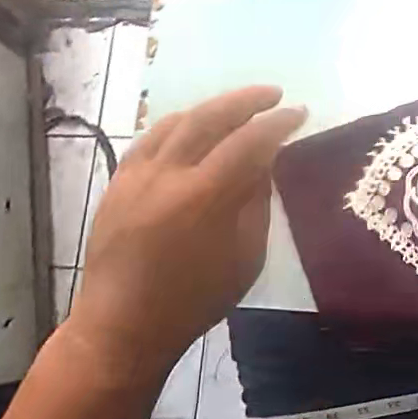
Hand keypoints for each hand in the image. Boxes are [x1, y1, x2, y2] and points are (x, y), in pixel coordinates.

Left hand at [67, 86, 305, 378]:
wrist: (124, 324)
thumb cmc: (196, 300)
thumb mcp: (245, 256)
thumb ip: (256, 202)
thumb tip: (266, 162)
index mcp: (204, 198)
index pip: (249, 142)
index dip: (278, 124)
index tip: (299, 114)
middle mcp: (166, 175)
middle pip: (210, 118)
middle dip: (246, 101)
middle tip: (274, 94)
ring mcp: (136, 175)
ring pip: (177, 122)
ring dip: (212, 108)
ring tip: (238, 108)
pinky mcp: (118, 182)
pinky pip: (152, 138)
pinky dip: (179, 125)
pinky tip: (193, 127)